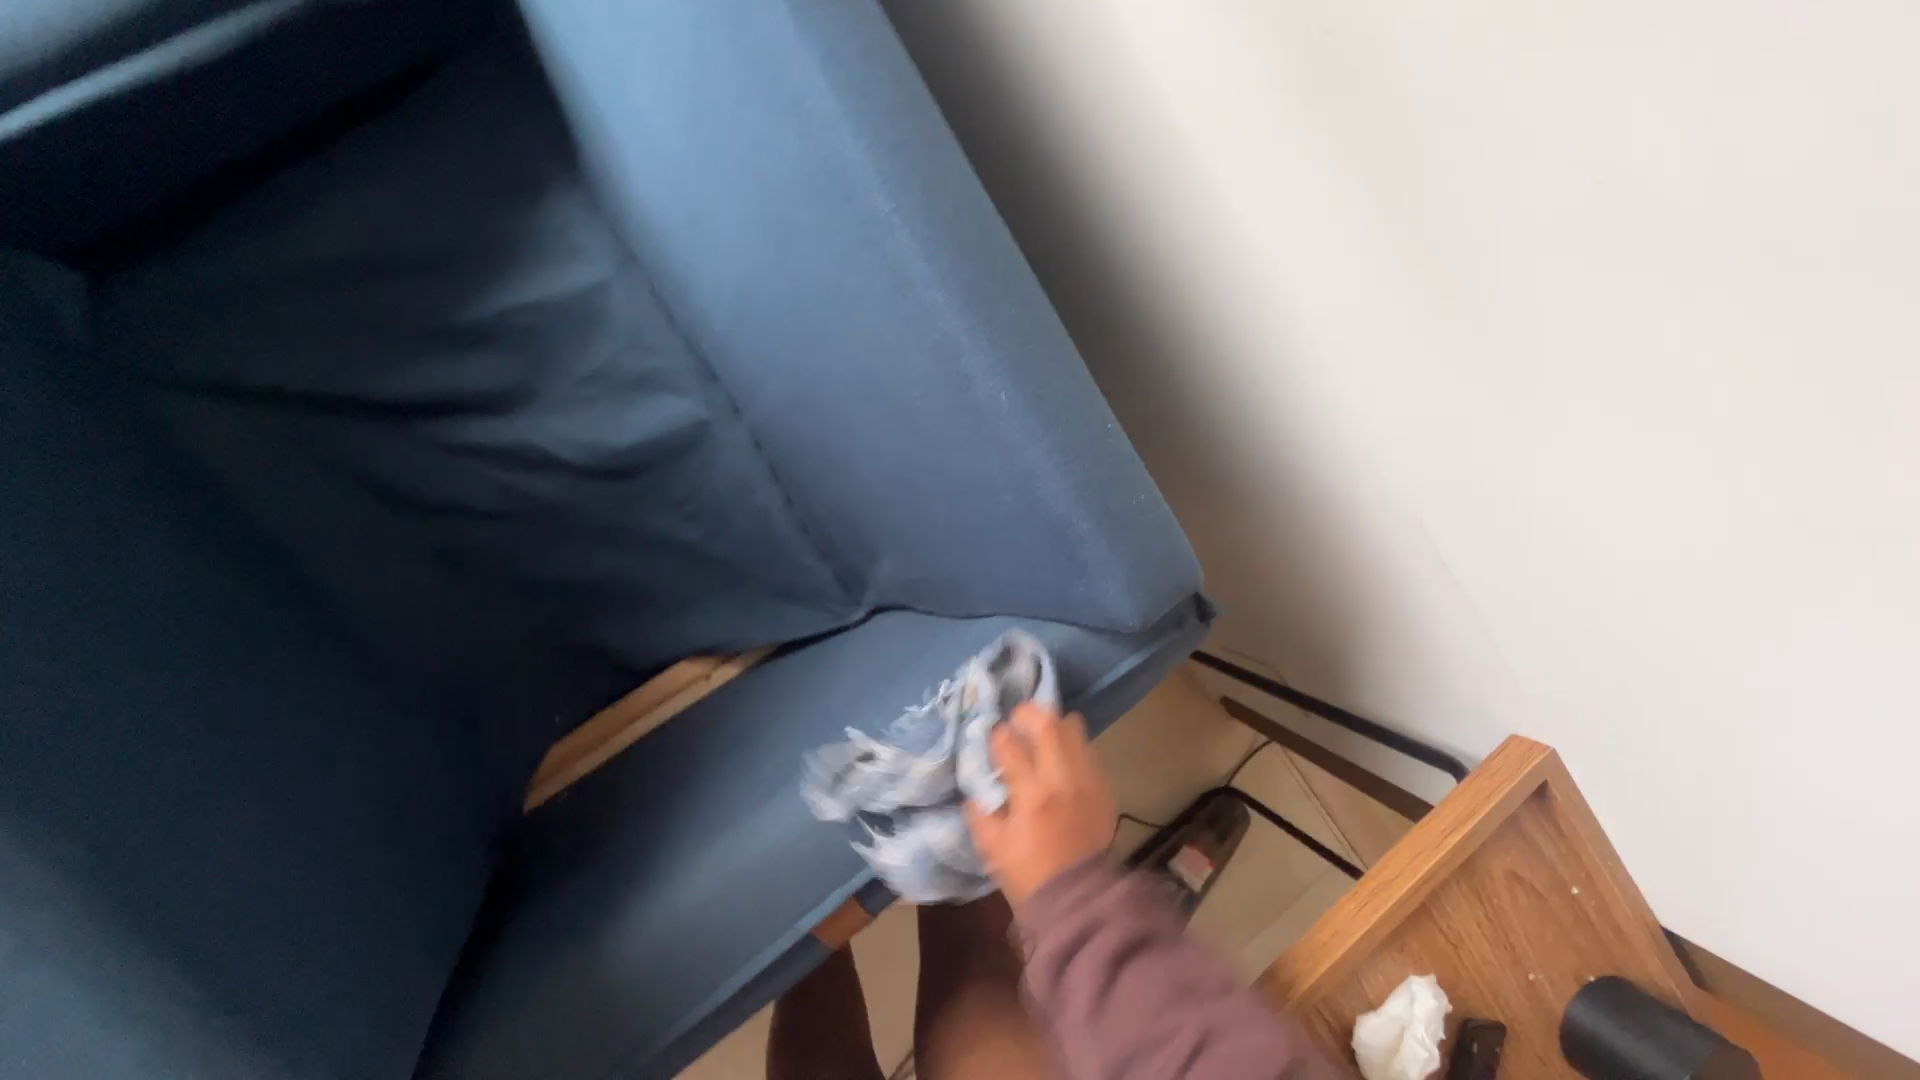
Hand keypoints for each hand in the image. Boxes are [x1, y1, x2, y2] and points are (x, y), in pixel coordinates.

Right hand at [965, 703, 1117, 906]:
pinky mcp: (1104, 789)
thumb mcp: (992, 848)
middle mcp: (1063, 780)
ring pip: (1075, 731)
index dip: (998, 735)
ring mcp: (1088, 782)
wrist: (1078, 900)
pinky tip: (1062, 758)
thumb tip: (977, 790)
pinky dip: (1074, 746)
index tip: (994, 736)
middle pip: (1049, 725)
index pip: (1011, 746)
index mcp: (1032, 794)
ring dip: (1055, 725)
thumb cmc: (1029, 875)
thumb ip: (980, 813)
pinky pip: (1089, 752)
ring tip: (1043, 733)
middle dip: (1029, 714)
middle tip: (1018, 718)